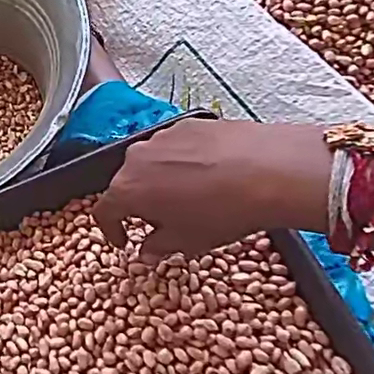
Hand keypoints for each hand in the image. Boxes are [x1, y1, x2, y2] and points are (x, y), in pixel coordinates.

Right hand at [93, 119, 330, 255]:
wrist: (269, 171)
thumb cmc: (224, 211)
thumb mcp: (187, 241)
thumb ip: (158, 246)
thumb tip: (148, 250)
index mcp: (126, 190)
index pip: (104, 211)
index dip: (112, 230)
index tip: (124, 240)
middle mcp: (137, 158)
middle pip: (126, 183)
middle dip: (139, 203)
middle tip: (162, 220)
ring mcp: (162, 137)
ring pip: (150, 163)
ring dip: (161, 181)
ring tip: (190, 197)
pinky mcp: (187, 124)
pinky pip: (175, 147)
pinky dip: (183, 162)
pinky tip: (208, 175)